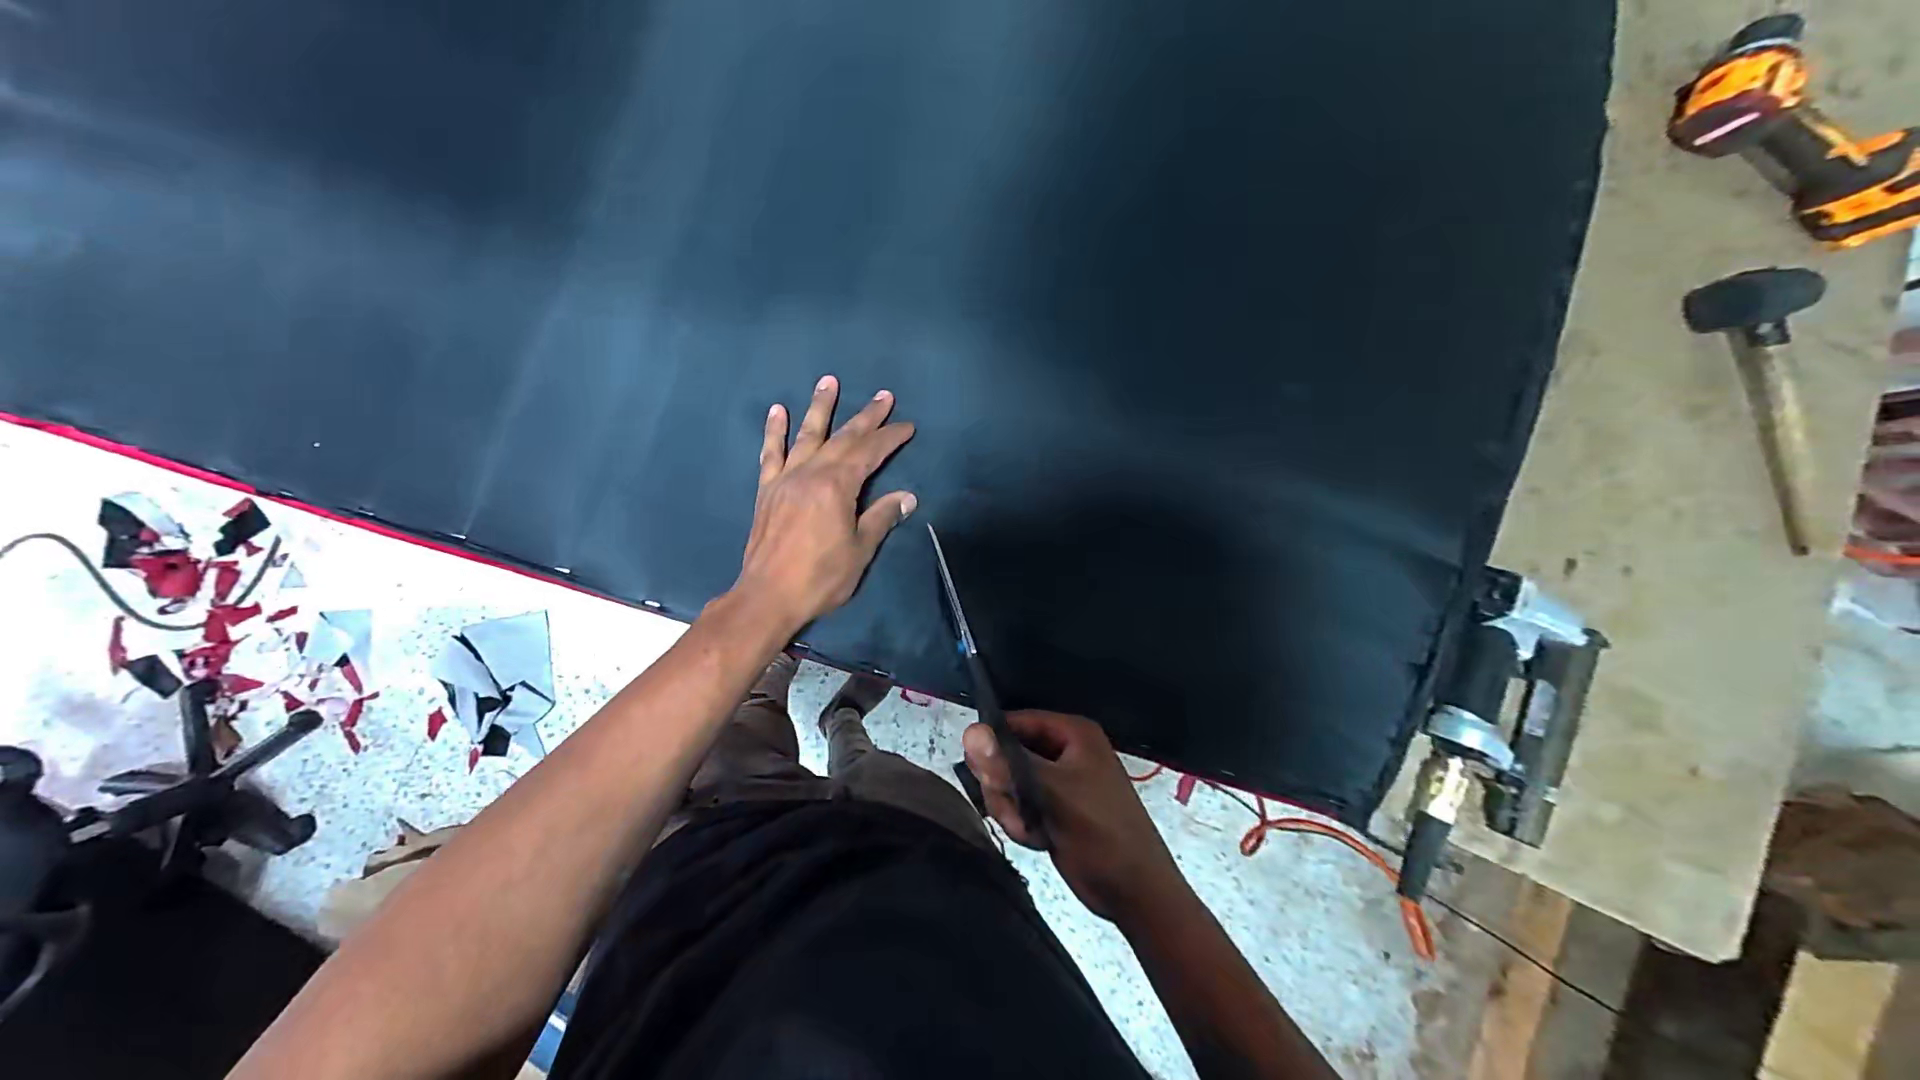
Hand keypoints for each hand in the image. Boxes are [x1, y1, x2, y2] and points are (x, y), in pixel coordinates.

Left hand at [732, 374, 916, 631]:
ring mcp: (785, 479)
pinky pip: (771, 453)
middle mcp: (811, 473)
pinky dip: (774, 431)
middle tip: (884, 396)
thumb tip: (906, 497)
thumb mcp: (860, 550)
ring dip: (820, 407)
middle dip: (866, 416)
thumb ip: (881, 517)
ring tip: (828, 381)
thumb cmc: (821, 577)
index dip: (890, 437)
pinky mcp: (767, 490)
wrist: (768, 596)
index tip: (907, 426)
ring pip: (806, 435)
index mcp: (837, 486)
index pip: (870, 452)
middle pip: (843, 437)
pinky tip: (777, 411)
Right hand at [963, 710, 1187, 922]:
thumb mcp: (1052, 793)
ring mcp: (1058, 781)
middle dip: (1005, 786)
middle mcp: (1065, 751)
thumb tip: (969, 731)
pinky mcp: (1053, 809)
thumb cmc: (1101, 833)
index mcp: (1073, 733)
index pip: (1016, 721)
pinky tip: (1037, 839)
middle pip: (1008, 753)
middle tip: (1014, 809)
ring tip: (1029, 829)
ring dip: (1012, 809)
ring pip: (1009, 783)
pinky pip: (1019, 805)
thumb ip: (1008, 763)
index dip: (994, 742)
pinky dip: (1021, 823)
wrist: (1135, 893)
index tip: (978, 770)